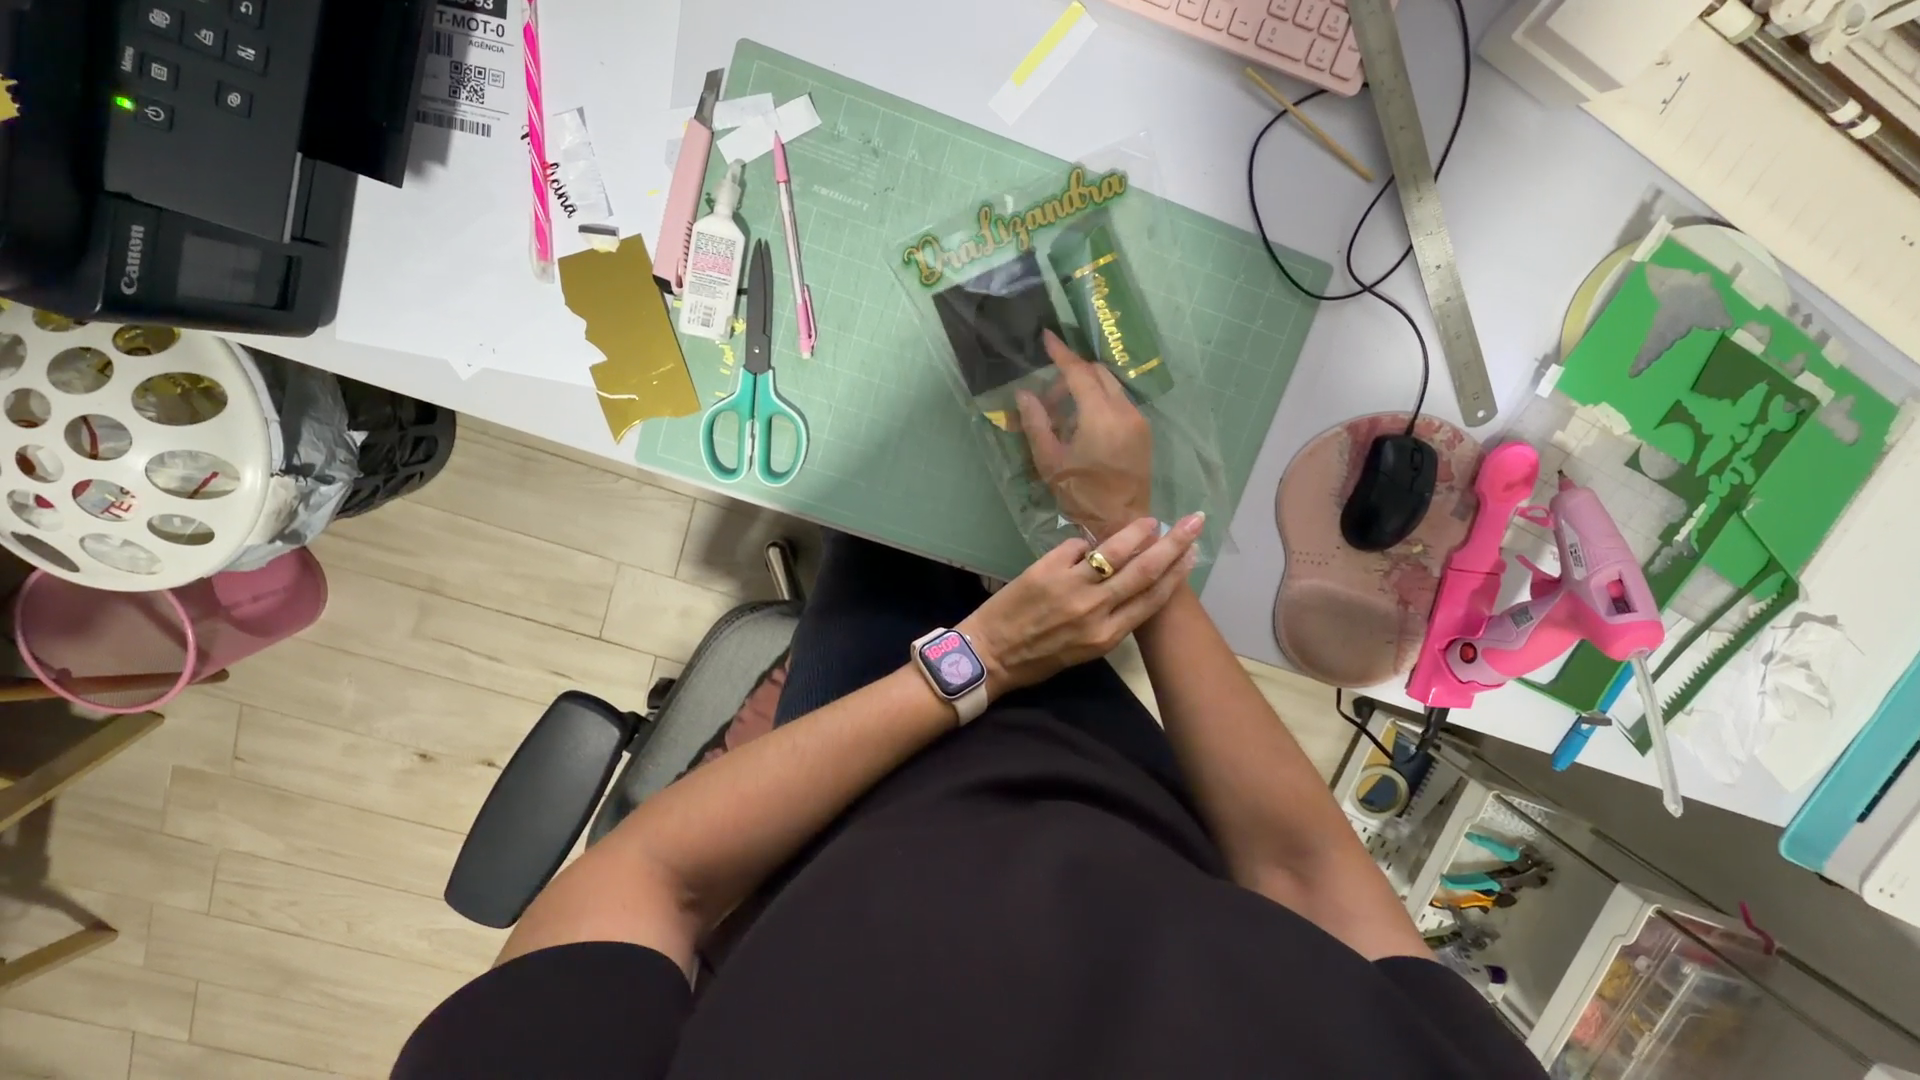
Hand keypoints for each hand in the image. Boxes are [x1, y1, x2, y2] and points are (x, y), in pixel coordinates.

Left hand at [958, 513, 1203, 696]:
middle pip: (1144, 571)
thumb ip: (1110, 619)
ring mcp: (1071, 587)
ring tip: (1151, 521)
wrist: (990, 654)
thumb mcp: (1085, 650)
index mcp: (1107, 636)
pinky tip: (1087, 545)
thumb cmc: (1039, 657)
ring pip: (1115, 551)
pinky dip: (1086, 543)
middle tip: (1194, 522)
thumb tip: (1128, 582)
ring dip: (1137, 532)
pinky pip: (1078, 547)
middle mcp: (1095, 610)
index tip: (1193, 553)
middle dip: (1173, 544)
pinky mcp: (1047, 569)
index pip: (1152, 599)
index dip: (1176, 574)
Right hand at [1015, 331, 1152, 542]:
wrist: (1121, 522)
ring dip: (1087, 387)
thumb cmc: (1081, 495)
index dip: (1061, 353)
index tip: (1047, 337)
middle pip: (1098, 373)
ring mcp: (1138, 420)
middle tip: (1048, 393)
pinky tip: (1083, 423)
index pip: (1079, 373)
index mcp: (1100, 417)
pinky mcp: (1143, 432)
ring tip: (1063, 412)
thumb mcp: (1050, 461)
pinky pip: (1119, 402)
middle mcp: (1124, 411)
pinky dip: (1100, 401)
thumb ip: (1036, 424)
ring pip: (1111, 386)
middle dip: (1073, 373)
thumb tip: (1024, 395)